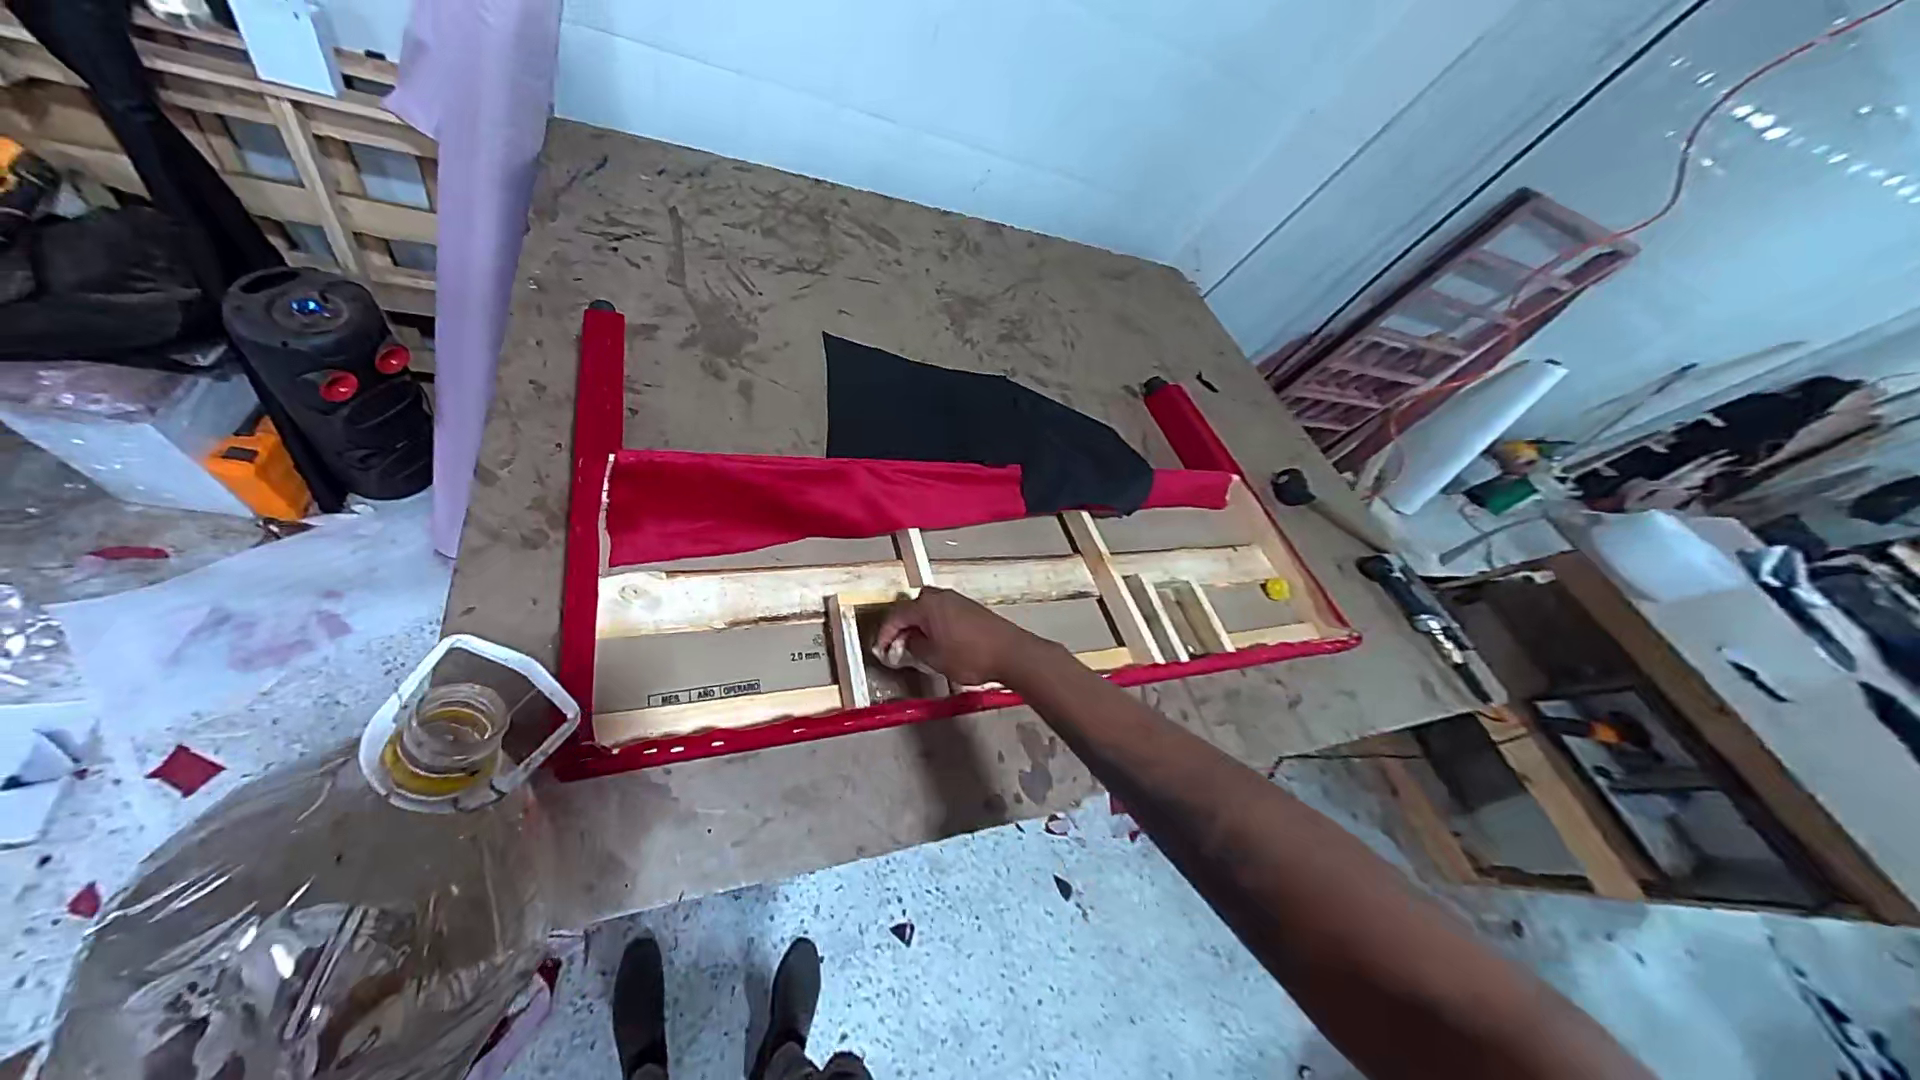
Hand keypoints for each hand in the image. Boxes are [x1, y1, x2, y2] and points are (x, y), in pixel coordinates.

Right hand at [872, 587, 1045, 686]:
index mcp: (926, 605)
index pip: (896, 615)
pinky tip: (939, 642)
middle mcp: (941, 597)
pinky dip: (936, 625)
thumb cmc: (971, 656)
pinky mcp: (971, 609)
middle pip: (913, 608)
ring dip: (920, 625)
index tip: (881, 648)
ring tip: (918, 647)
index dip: (885, 633)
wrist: (1010, 652)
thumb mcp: (933, 658)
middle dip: (903, 626)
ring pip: (929, 610)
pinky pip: (944, 613)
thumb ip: (914, 646)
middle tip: (898, 646)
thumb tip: (909, 641)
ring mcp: (958, 600)